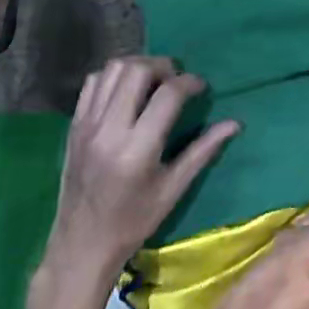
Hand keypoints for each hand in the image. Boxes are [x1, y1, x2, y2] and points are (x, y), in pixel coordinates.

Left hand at [47, 56, 238, 274]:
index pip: (167, 94)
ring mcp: (87, 123)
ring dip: (138, 65)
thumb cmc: (133, 222)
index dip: (189, 82)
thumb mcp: (173, 190)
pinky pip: (93, 81)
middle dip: (162, 66)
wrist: (82, 243)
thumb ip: (203, 151)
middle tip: (176, 79)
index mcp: (138, 149)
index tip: (200, 86)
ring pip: (113, 69)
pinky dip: (113, 75)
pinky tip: (126, 90)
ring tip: (153, 80)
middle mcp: (110, 129)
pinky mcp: (74, 123)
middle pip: (137, 70)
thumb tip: (235, 123)